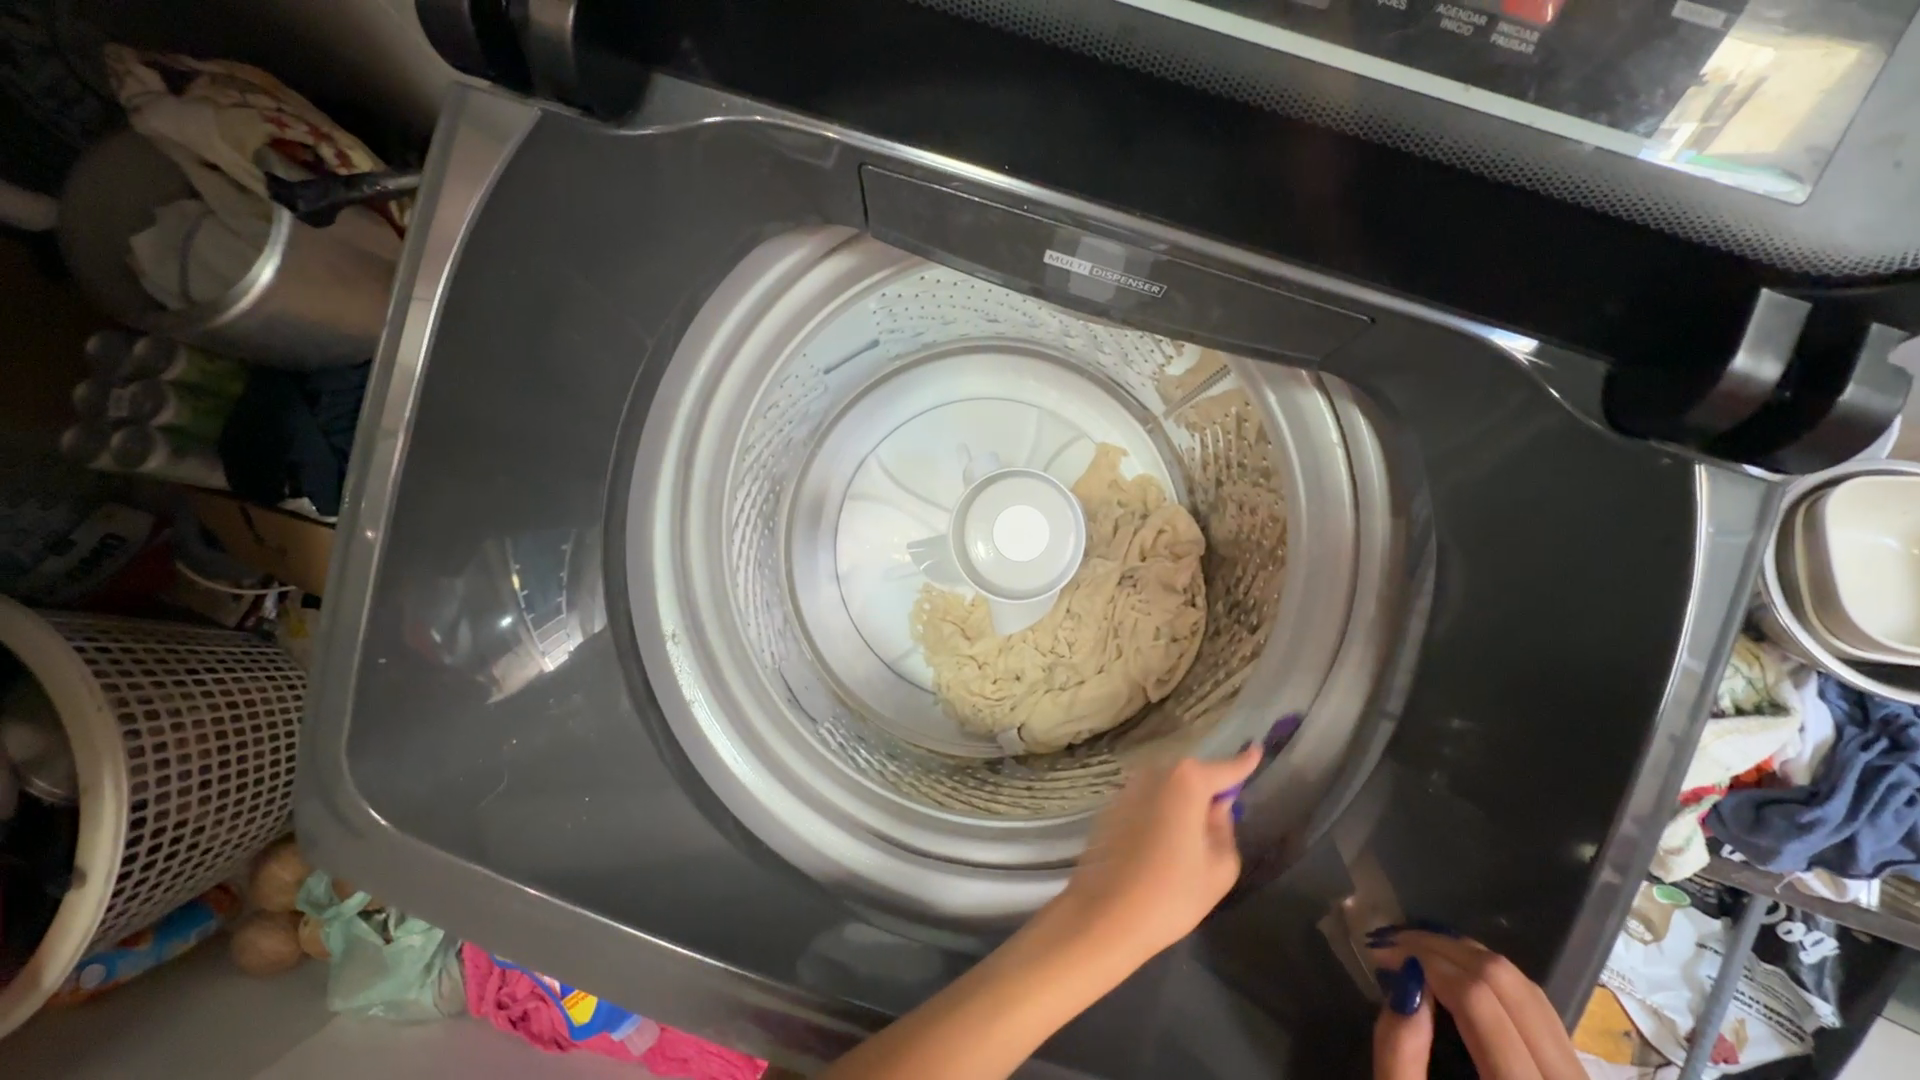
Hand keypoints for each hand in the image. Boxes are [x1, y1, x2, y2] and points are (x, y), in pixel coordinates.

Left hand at [1047, 744, 1262, 963]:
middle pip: (1191, 775)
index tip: (1256, 750)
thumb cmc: (1171, 894)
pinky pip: (1145, 802)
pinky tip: (1160, 846)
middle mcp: (1153, 774)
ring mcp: (1126, 789)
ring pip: (1165, 788)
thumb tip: (1216, 809)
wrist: (1104, 916)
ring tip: (1190, 838)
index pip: (1225, 768)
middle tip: (1221, 816)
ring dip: (1180, 802)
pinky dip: (1158, 814)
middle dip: (1207, 789)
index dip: (1243, 762)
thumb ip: (1224, 829)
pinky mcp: (1108, 809)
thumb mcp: (1218, 867)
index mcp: (1186, 782)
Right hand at [1369, 930, 1584, 1079]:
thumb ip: (1400, 1055)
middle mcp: (1564, 1078)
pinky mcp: (1575, 1071)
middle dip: (1444, 950)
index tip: (1383, 953)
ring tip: (1418, 953)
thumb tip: (1402, 983)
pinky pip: (1536, 1007)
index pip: (1478, 1000)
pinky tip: (1454, 974)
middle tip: (1394, 944)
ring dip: (1466, 958)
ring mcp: (1578, 1073)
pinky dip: (1491, 980)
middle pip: (1509, 983)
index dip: (1427, 963)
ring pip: (1528, 988)